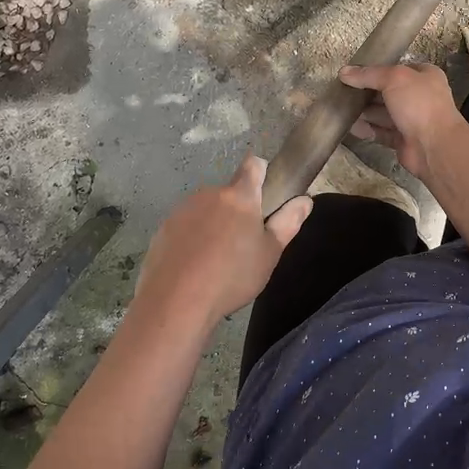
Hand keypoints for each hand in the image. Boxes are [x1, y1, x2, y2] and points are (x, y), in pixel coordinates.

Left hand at [135, 156, 313, 320]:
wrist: (175, 303)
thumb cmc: (231, 276)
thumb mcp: (270, 253)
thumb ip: (289, 222)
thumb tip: (305, 200)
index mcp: (239, 196)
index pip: (254, 165)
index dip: (262, 172)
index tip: (265, 194)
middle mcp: (209, 194)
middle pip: (228, 193)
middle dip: (237, 210)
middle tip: (242, 242)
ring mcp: (182, 211)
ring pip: (205, 210)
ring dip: (213, 224)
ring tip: (215, 260)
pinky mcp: (162, 230)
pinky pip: (184, 227)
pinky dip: (191, 239)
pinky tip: (192, 267)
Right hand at [341, 63, 467, 178]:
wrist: (434, 146)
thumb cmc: (419, 103)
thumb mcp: (394, 79)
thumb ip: (369, 75)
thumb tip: (344, 72)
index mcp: (424, 76)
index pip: (397, 69)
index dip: (376, 70)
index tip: (353, 72)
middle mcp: (419, 96)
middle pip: (388, 91)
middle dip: (366, 92)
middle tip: (342, 92)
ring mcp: (412, 119)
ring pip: (383, 113)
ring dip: (364, 111)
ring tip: (341, 109)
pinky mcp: (403, 139)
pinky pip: (382, 132)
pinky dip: (367, 129)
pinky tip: (351, 127)